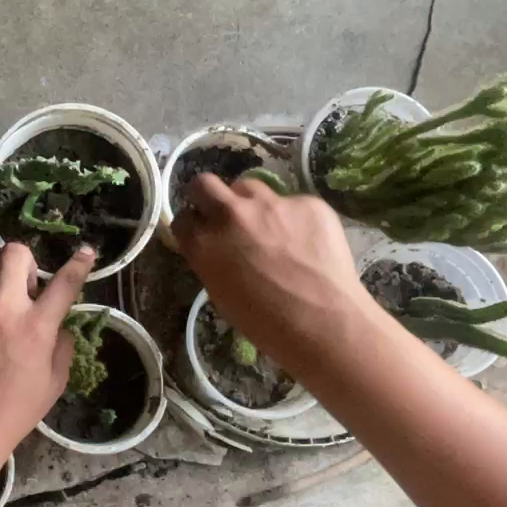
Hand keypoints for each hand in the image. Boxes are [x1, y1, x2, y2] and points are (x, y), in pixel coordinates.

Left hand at [0, 243, 93, 469]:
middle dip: (25, 262)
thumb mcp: (55, 383)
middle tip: (24, 287)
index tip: (87, 252)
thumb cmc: (16, 411)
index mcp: (36, 326)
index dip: (79, 264)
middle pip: (14, 253)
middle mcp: (3, 308)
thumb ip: (61, 346)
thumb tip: (58, 325)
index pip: (64, 283)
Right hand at [172, 173, 373, 362]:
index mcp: (204, 243)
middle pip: (203, 184)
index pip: (182, 218)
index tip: (201, 233)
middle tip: (222, 213)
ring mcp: (270, 203)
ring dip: (250, 203)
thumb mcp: (221, 294)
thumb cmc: (266, 323)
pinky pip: (290, 202)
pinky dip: (292, 217)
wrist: (324, 322)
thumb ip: (210, 261)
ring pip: (248, 186)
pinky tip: (305, 241)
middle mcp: (230, 215)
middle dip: (207, 195)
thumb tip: (215, 248)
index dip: (193, 225)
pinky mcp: (306, 202)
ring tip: (268, 226)